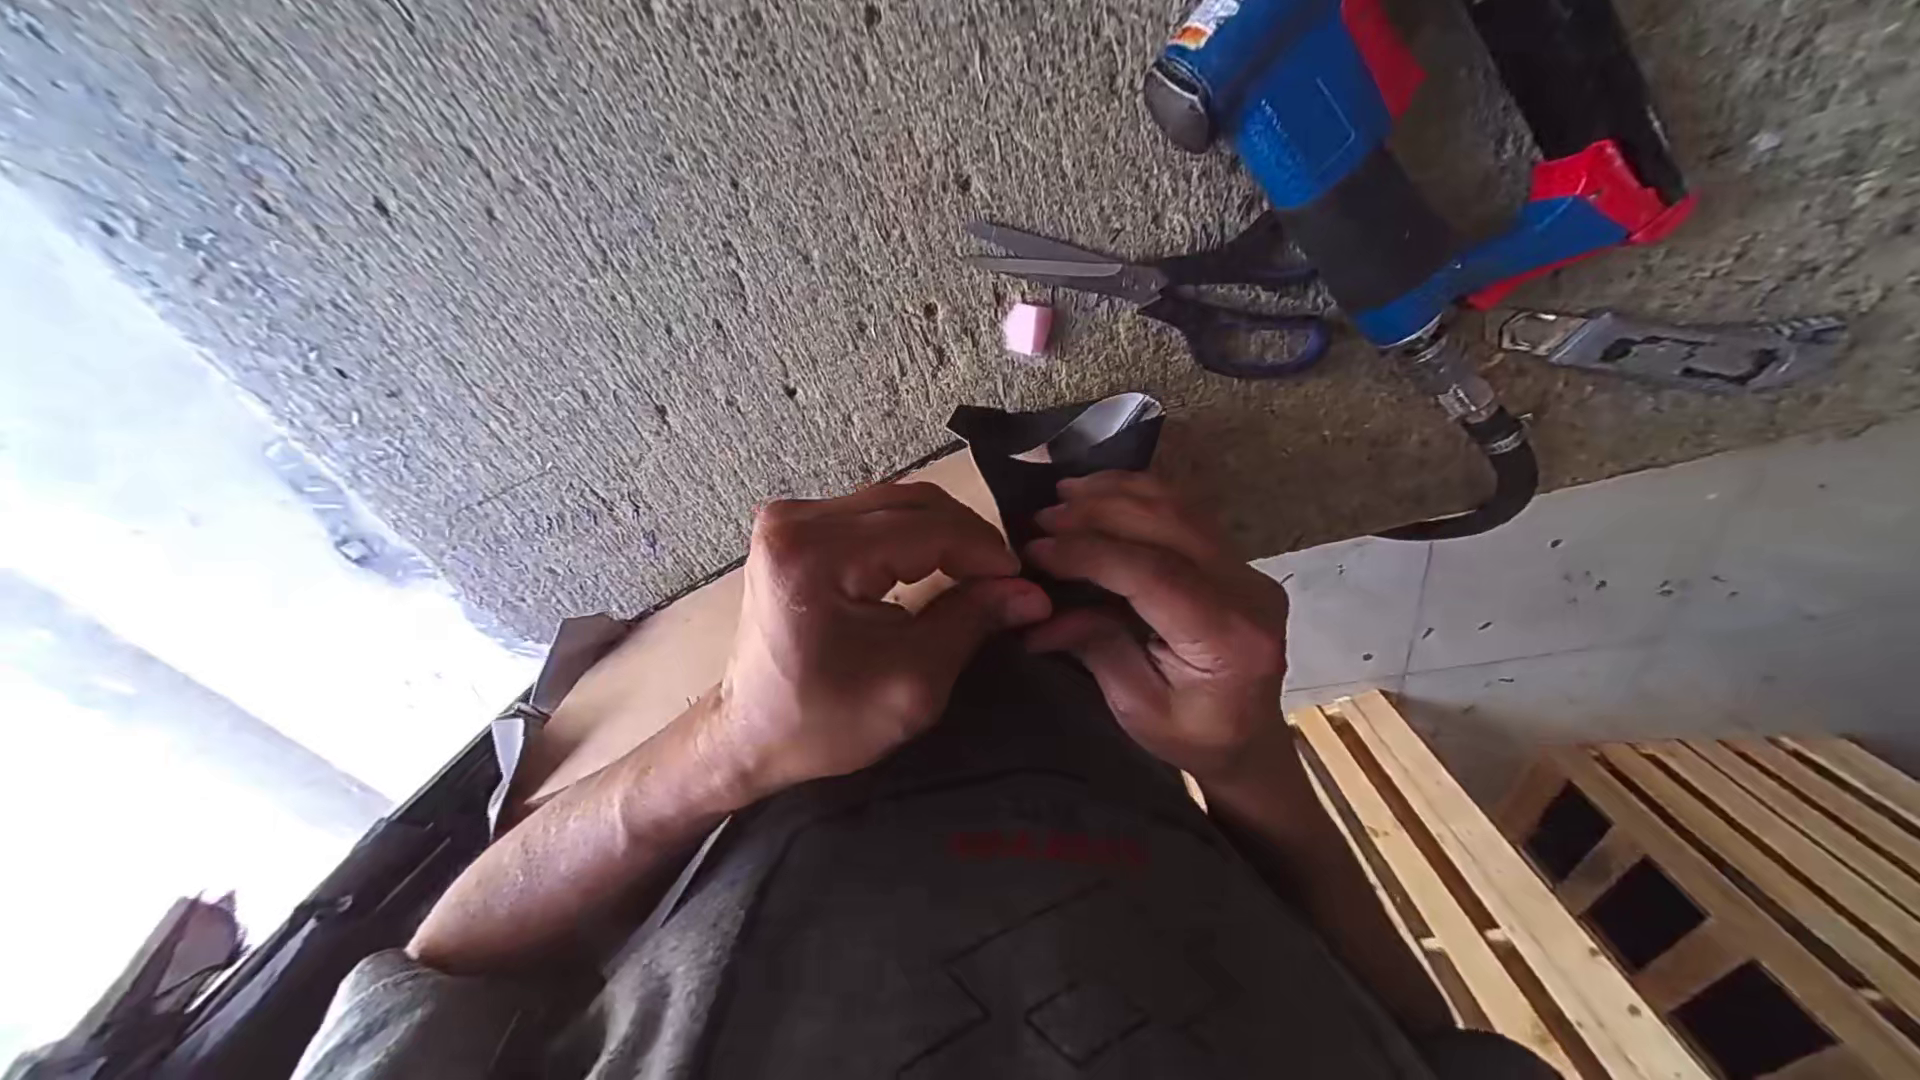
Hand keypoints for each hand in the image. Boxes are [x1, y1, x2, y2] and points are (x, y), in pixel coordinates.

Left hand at [699, 482, 1052, 798]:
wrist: (749, 735)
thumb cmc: (823, 723)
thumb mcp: (912, 682)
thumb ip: (972, 622)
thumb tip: (1030, 591)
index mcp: (815, 554)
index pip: (926, 528)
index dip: (985, 550)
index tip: (1022, 580)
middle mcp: (795, 519)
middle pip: (911, 502)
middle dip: (968, 537)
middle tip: (1005, 578)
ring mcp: (790, 518)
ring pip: (896, 503)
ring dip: (943, 533)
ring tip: (978, 572)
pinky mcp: (794, 528)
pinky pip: (873, 515)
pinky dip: (913, 535)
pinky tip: (937, 562)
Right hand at [1024, 471, 1290, 781]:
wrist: (1250, 740)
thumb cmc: (1194, 738)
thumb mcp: (1136, 708)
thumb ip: (1095, 647)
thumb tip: (1038, 605)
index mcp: (1228, 639)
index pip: (1153, 573)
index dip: (1090, 553)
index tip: (1037, 549)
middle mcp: (1247, 591)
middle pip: (1168, 525)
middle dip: (1097, 513)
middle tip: (1041, 518)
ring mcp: (1247, 569)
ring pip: (1179, 506)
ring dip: (1116, 492)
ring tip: (1063, 495)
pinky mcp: (1235, 559)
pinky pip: (1186, 510)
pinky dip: (1138, 493)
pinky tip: (1100, 491)